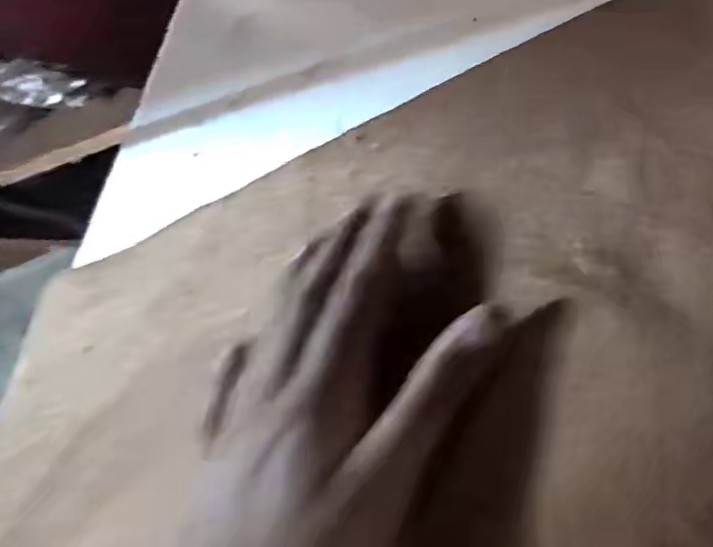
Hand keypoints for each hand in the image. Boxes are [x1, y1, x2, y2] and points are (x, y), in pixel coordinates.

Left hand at [182, 197, 510, 546]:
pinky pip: (227, 393)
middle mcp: (274, 395)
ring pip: (268, 334)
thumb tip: (494, 309)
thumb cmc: (324, 543)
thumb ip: (439, 388)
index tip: (402, 200)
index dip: (379, 245)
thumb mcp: (393, 470)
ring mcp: (239, 429)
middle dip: (340, 247)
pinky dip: (242, 354)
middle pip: (308, 305)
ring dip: (296, 280)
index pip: (355, 298)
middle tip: (364, 203)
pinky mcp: (218, 462)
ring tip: (315, 242)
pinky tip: (241, 342)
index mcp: (320, 391)